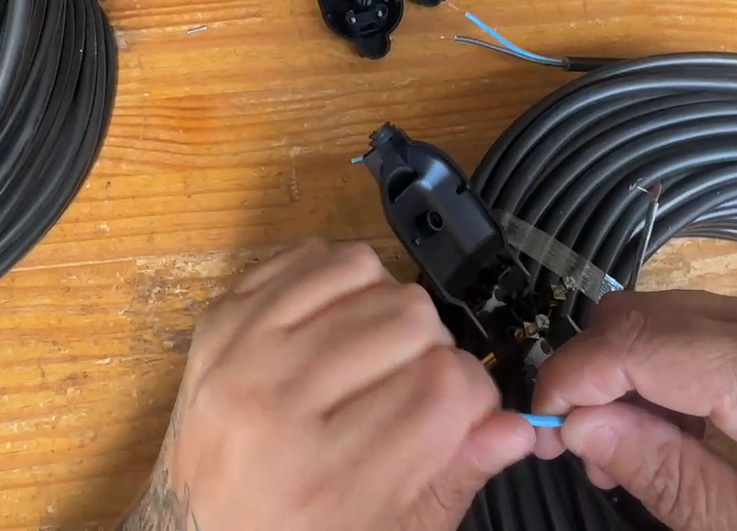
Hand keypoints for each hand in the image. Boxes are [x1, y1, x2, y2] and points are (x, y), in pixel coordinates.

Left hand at [126, 239, 536, 530]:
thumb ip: (454, 479)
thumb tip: (516, 423)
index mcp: (325, 483)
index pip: (445, 388)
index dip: (473, 394)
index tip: (462, 411)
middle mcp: (277, 407)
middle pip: (409, 317)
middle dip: (431, 347)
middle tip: (409, 383)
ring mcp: (241, 349)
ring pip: (363, 269)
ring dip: (384, 303)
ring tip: (370, 349)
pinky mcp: (221, 315)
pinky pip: (308, 253)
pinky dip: (337, 276)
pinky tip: (334, 319)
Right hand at [532, 290, 736, 530]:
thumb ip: (674, 482)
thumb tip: (575, 422)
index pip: (642, 341)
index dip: (574, 375)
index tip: (536, 427)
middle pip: (646, 316)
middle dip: (594, 374)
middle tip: (581, 455)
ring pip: (665, 318)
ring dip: (623, 374)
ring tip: (621, 456)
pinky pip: (700, 335)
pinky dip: (662, 372)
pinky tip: (667, 432)